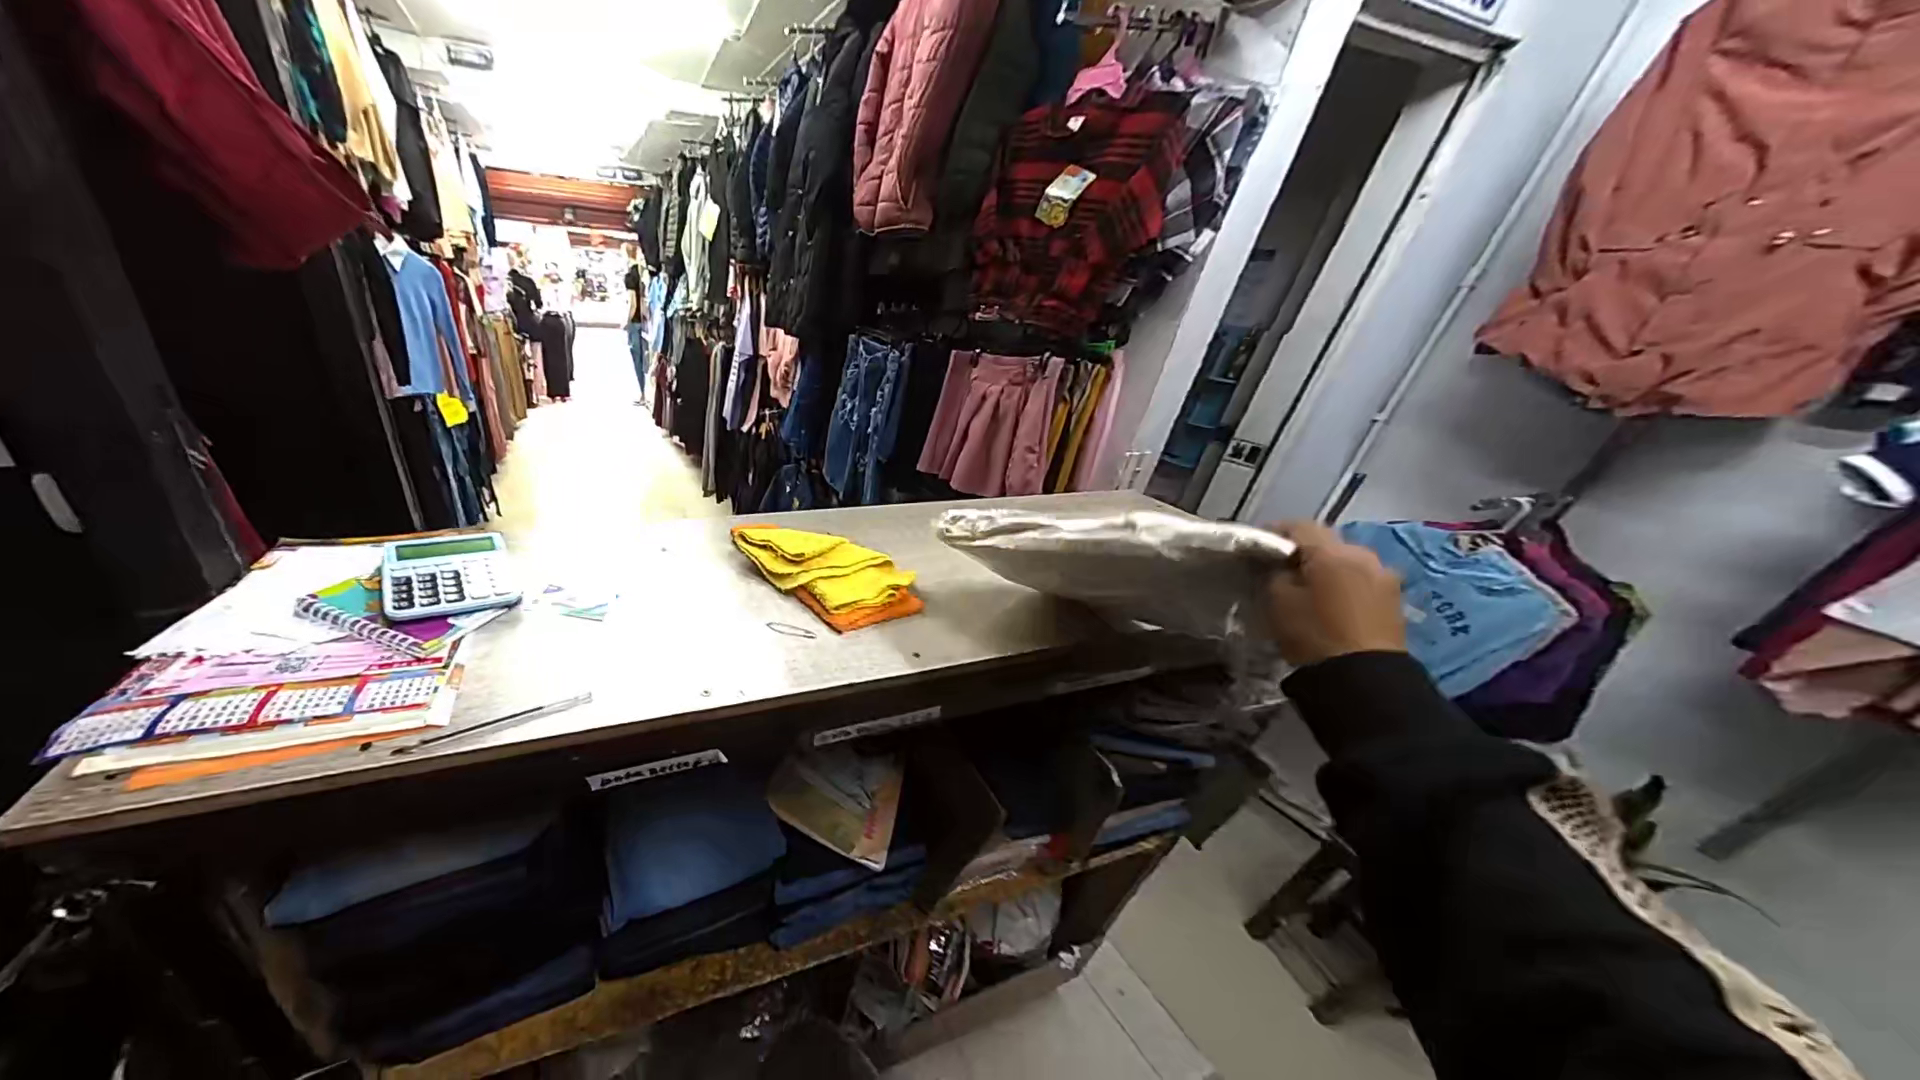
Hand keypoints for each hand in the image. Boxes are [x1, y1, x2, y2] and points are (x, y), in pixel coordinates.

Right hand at [1262, 521, 1407, 667]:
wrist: (1365, 679)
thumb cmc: (1314, 635)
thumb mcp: (1278, 602)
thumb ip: (1274, 574)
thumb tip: (1278, 566)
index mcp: (1332, 552)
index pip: (1299, 526)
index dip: (1276, 532)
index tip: (1259, 545)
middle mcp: (1363, 555)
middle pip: (1326, 543)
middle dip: (1304, 552)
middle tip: (1282, 570)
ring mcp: (1384, 577)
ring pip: (1347, 562)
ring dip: (1328, 569)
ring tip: (1310, 590)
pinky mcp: (1395, 599)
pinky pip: (1362, 581)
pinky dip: (1345, 585)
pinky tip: (1333, 604)